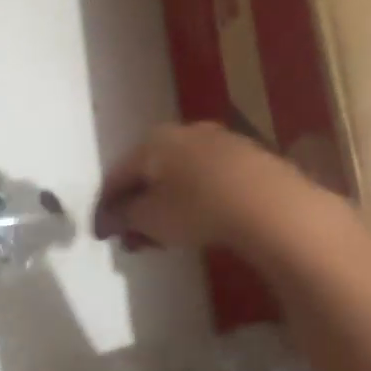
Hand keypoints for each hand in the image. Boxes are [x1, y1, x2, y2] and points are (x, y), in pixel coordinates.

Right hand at [91, 122, 328, 255]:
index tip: (100, 236)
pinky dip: (188, 202)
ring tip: (159, 238)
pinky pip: (203, 180)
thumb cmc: (195, 208)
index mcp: (151, 142)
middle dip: (134, 208)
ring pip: (175, 178)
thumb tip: (109, 218)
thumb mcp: (146, 219)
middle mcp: (182, 133)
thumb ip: (120, 217)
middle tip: (129, 238)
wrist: (270, 205)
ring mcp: (217, 142)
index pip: (115, 176)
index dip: (103, 209)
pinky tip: (191, 225)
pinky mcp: (245, 158)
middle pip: (147, 175)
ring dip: (161, 208)